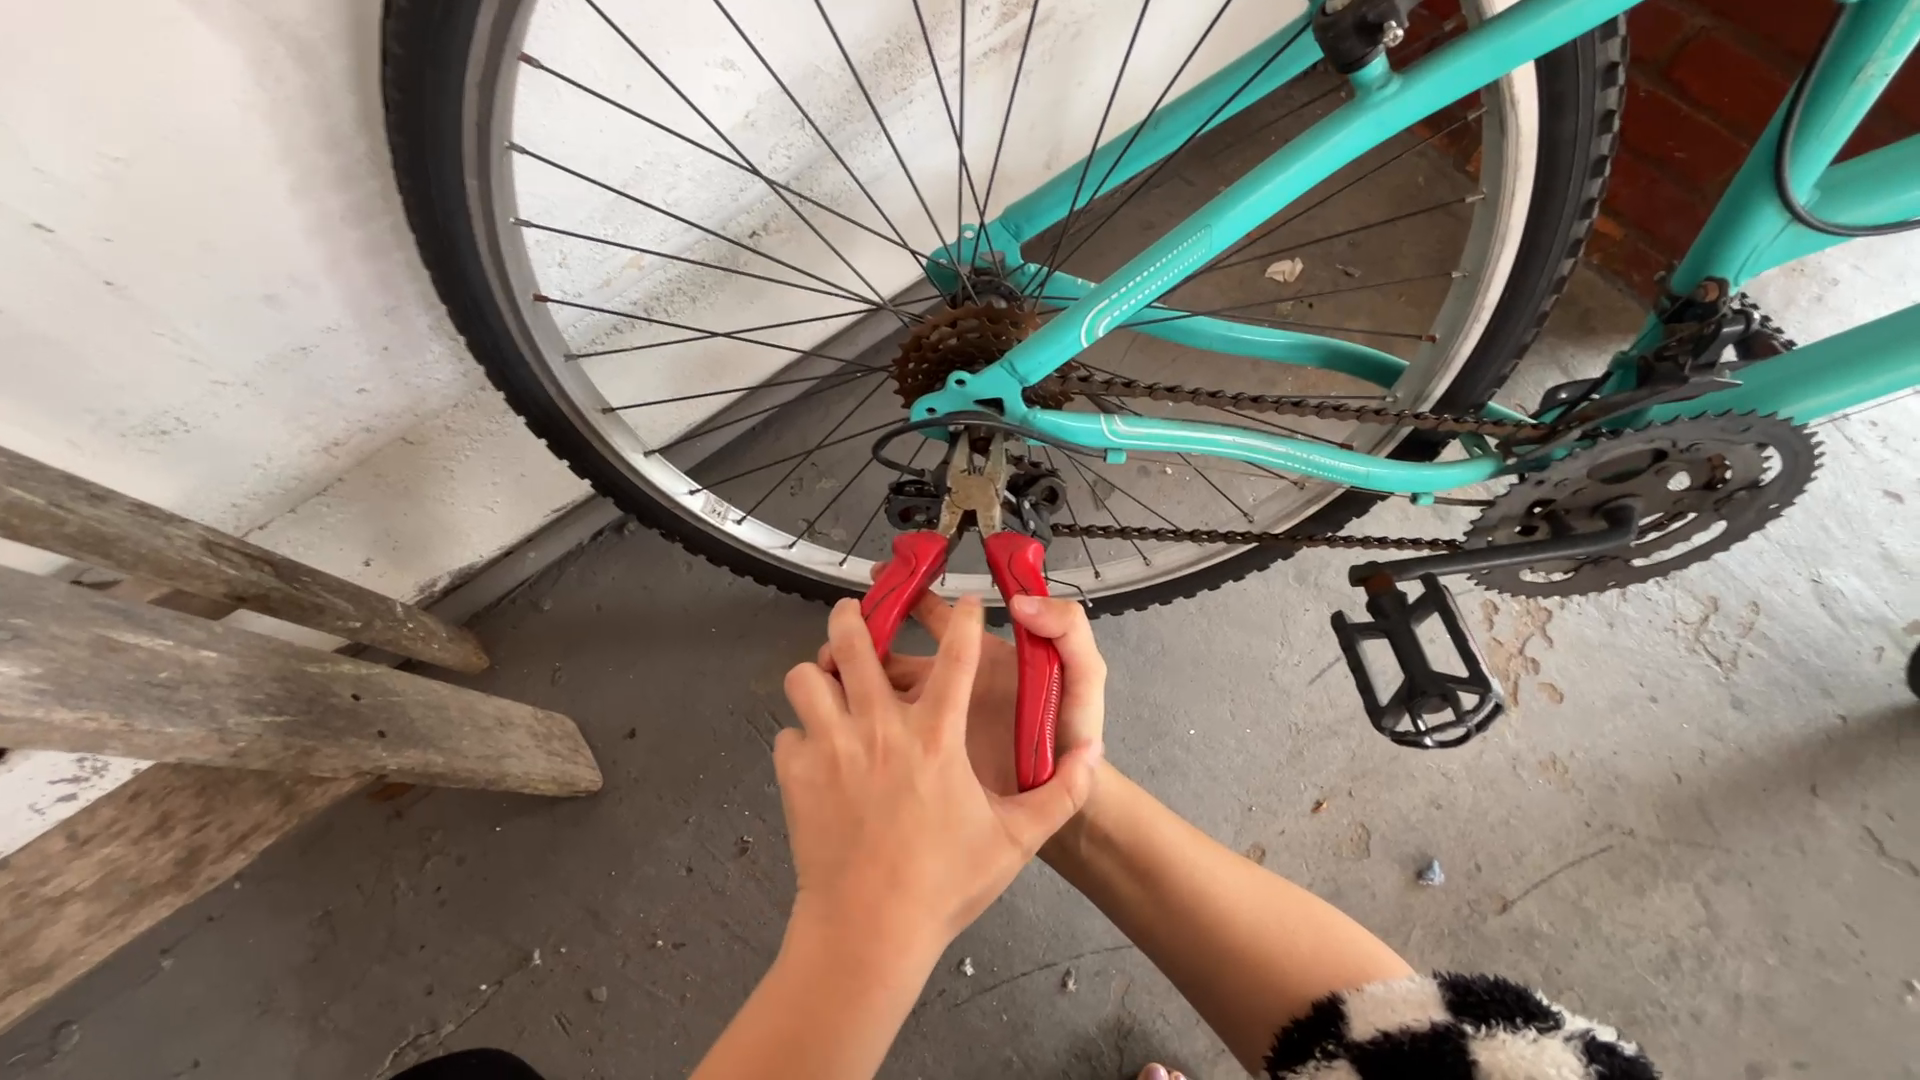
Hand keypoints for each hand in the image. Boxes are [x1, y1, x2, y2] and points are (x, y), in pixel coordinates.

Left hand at [778, 597, 1103, 963]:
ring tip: (827, 682)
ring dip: (816, 675)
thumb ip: (1061, 794)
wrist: (868, 932)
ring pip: (805, 677)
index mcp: (935, 737)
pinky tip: (816, 755)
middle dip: (852, 617)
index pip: (958, 657)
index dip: (966, 620)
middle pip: (855, 643)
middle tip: (855, 613)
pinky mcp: (795, 774)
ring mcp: (831, 747)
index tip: (968, 602)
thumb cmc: (944, 884)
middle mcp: (879, 729)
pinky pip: (788, 734)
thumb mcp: (1015, 842)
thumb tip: (1094, 755)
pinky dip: (800, 736)